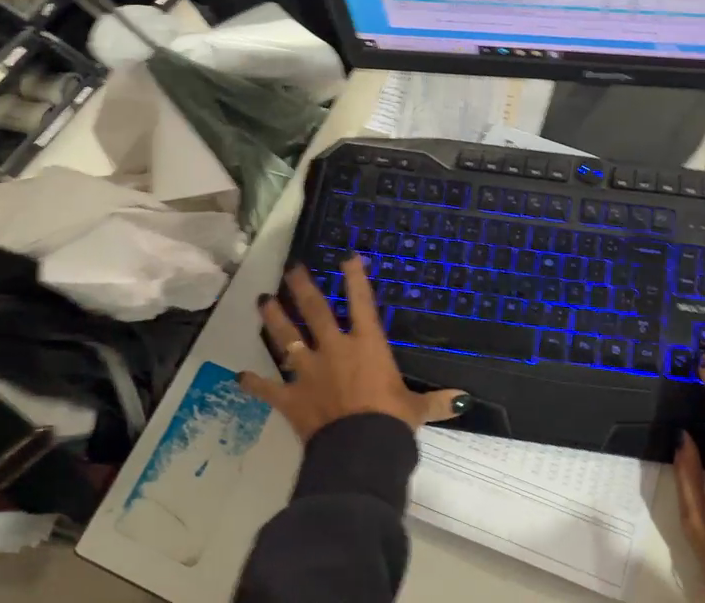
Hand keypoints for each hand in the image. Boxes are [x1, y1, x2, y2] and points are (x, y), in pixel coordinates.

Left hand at [238, 257, 468, 441]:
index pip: (361, 302)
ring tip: (262, 301)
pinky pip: (267, 388)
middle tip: (291, 269)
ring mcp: (308, 371)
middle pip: (314, 311)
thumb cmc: (391, 420)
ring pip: (285, 338)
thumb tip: (465, 400)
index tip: (347, 257)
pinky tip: (239, 376)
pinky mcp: (289, 397)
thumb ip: (436, 401)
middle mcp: (334, 349)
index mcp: (367, 344)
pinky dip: (253, 383)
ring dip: (273, 319)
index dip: (355, 278)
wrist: (359, 449)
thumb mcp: (417, 409)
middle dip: (302, 287)